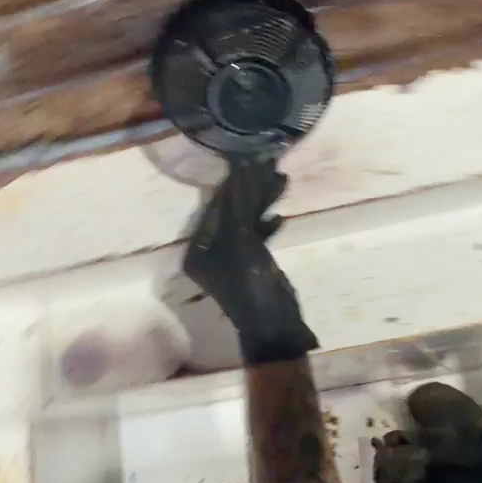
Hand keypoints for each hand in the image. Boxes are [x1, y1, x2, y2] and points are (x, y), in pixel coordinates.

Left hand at [184, 158, 317, 364]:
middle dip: (252, 189)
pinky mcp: (250, 263)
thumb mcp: (242, 244)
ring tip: (283, 179)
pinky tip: (281, 216)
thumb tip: (239, 170)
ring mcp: (230, 258)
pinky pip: (257, 235)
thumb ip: (239, 207)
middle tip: (271, 163)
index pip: (214, 205)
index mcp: (199, 248)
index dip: (233, 182)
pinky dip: (267, 224)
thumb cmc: (251, 286)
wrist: (274, 325)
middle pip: (232, 210)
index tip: (250, 157)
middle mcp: (209, 251)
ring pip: (247, 220)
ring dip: (264, 201)